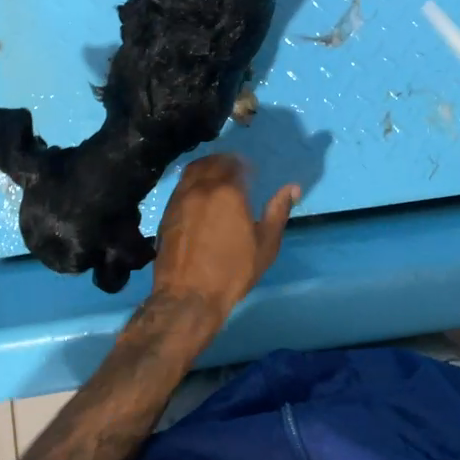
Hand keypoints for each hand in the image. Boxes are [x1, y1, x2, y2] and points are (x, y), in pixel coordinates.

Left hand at [153, 155, 298, 318]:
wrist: (189, 296)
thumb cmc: (233, 272)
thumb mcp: (265, 245)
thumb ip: (278, 211)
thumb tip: (293, 188)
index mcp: (228, 192)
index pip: (235, 164)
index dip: (244, 166)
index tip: (251, 173)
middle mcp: (202, 188)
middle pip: (212, 162)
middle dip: (225, 162)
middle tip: (234, 171)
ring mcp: (180, 199)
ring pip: (192, 170)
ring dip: (206, 168)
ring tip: (215, 180)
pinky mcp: (166, 212)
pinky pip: (181, 186)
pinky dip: (191, 182)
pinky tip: (198, 197)